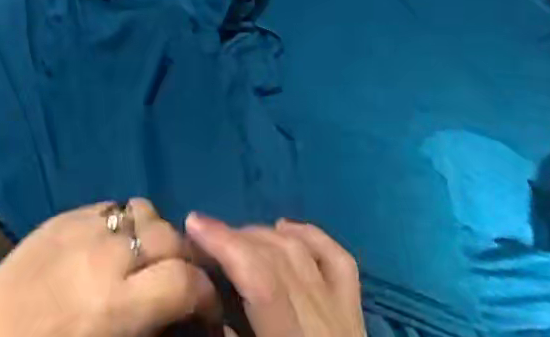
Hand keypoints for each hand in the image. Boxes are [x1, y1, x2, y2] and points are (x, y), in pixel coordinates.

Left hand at [0, 200, 213, 336]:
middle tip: (184, 285)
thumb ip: (154, 327)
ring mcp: (82, 227)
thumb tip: (188, 320)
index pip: (188, 280)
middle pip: (170, 236)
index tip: (206, 314)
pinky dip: (124, 221)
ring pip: (142, 208)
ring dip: (157, 232)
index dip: (208, 297)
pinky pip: (109, 205)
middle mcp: (105, 255)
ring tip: (152, 259)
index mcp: (119, 302)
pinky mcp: (62, 215)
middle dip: (187, 260)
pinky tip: (118, 245)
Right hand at [184, 216, 365, 336]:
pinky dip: (309, 235)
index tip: (191, 225)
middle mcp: (324, 325)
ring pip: (300, 253)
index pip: (263, 281)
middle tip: (201, 234)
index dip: (225, 244)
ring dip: (260, 234)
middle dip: (233, 235)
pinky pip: (338, 261)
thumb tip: (205, 299)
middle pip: (278, 258)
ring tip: (232, 238)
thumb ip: (226, 335)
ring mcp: (346, 318)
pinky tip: (283, 228)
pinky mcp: (357, 315)